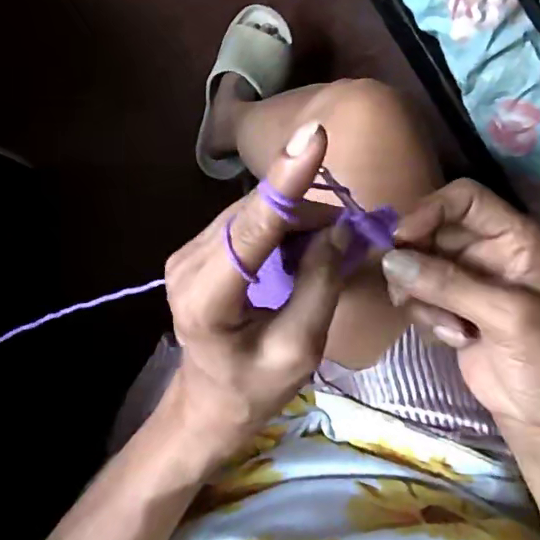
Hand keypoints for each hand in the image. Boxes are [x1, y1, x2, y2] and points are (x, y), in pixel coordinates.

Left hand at [160, 121, 349, 463]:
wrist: (209, 403)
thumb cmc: (254, 390)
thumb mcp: (299, 349)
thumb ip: (319, 285)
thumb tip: (341, 228)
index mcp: (207, 298)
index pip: (251, 229)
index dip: (285, 181)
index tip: (314, 136)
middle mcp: (187, 264)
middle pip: (256, 214)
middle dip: (308, 212)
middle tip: (352, 232)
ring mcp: (187, 253)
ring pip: (252, 213)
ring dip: (297, 220)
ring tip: (331, 246)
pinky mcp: (197, 250)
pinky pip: (246, 222)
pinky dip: (280, 227)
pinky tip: (303, 247)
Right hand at [380, 179, 539, 445]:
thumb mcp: (508, 318)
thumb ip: (450, 284)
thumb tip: (391, 259)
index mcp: (518, 240)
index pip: (466, 199)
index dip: (431, 210)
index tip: (401, 238)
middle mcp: (489, 252)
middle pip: (432, 229)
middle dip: (415, 259)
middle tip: (405, 289)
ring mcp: (467, 281)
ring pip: (416, 263)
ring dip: (418, 293)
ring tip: (446, 326)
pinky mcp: (450, 308)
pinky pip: (416, 293)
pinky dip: (422, 313)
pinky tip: (452, 338)